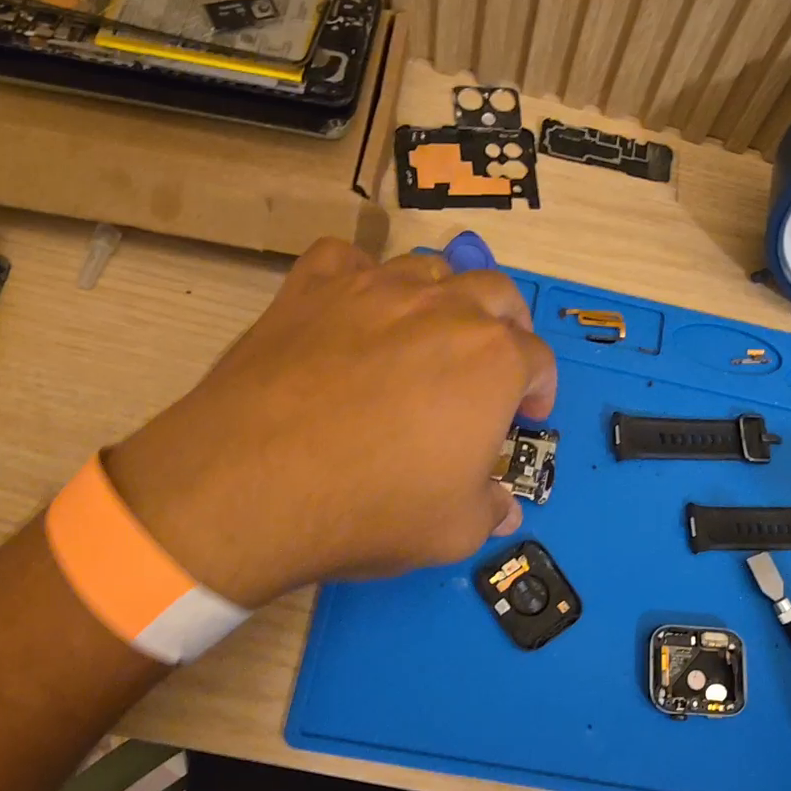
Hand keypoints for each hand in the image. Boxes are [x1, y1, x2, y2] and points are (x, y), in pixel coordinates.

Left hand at [104, 238, 555, 606]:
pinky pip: (349, 259)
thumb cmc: (371, 508)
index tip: (525, 417)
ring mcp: (374, 288)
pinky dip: (363, 278)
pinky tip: (355, 310)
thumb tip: (503, 508)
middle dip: (507, 329)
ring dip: (445, 298)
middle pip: (497, 295)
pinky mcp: (312, 287)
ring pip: (430, 269)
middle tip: (491, 368)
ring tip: (428, 335)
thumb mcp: (453, 530)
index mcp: (494, 361)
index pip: (538, 361)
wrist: (251, 485)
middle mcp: (444, 308)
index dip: (539, 391)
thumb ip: (489, 509)